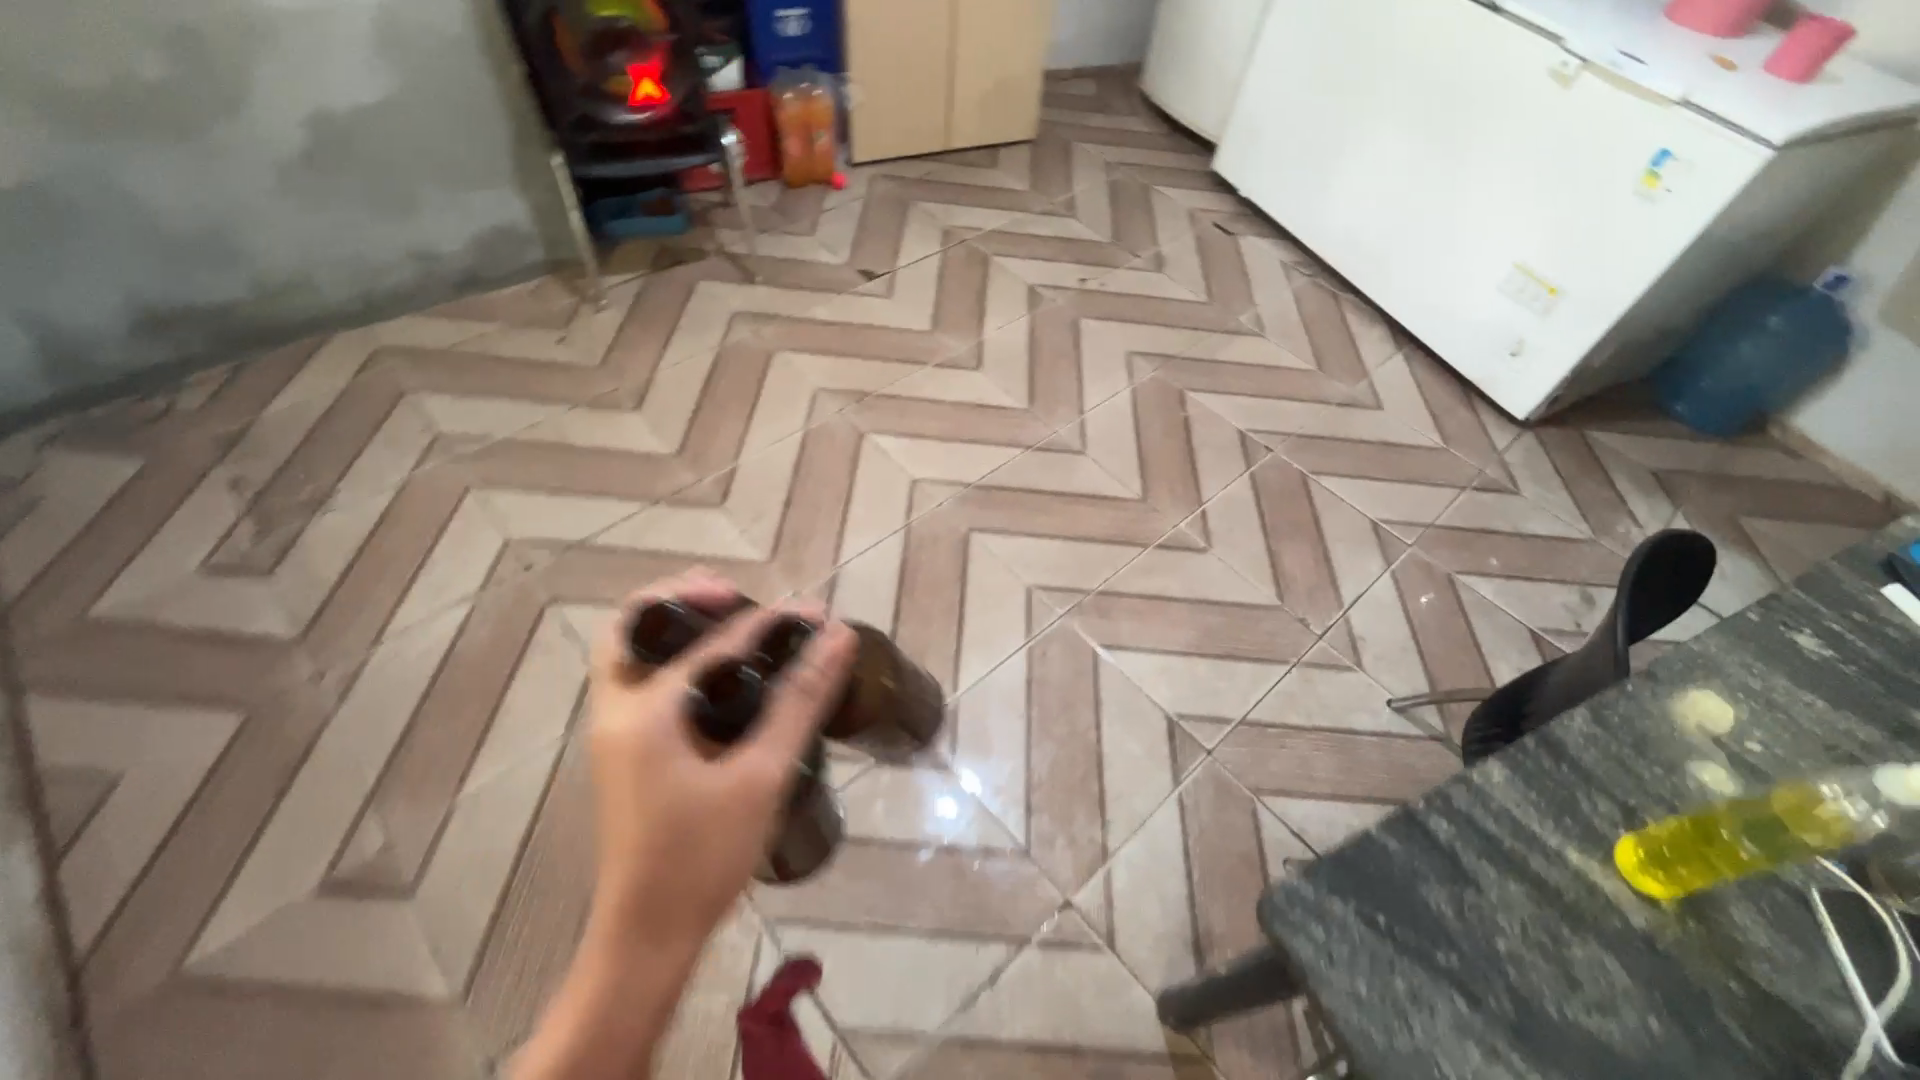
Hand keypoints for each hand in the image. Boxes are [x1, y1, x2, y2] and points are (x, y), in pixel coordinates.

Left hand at [584, 569, 857, 952]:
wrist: (649, 933)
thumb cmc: (702, 856)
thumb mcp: (759, 776)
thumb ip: (798, 703)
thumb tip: (838, 640)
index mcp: (643, 711)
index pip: (712, 644)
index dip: (768, 621)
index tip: (813, 610)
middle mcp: (617, 712)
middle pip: (633, 627)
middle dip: (682, 599)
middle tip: (734, 594)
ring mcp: (617, 734)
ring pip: (633, 655)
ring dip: (675, 629)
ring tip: (730, 620)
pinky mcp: (630, 755)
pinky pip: (643, 684)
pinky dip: (676, 663)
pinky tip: (723, 679)